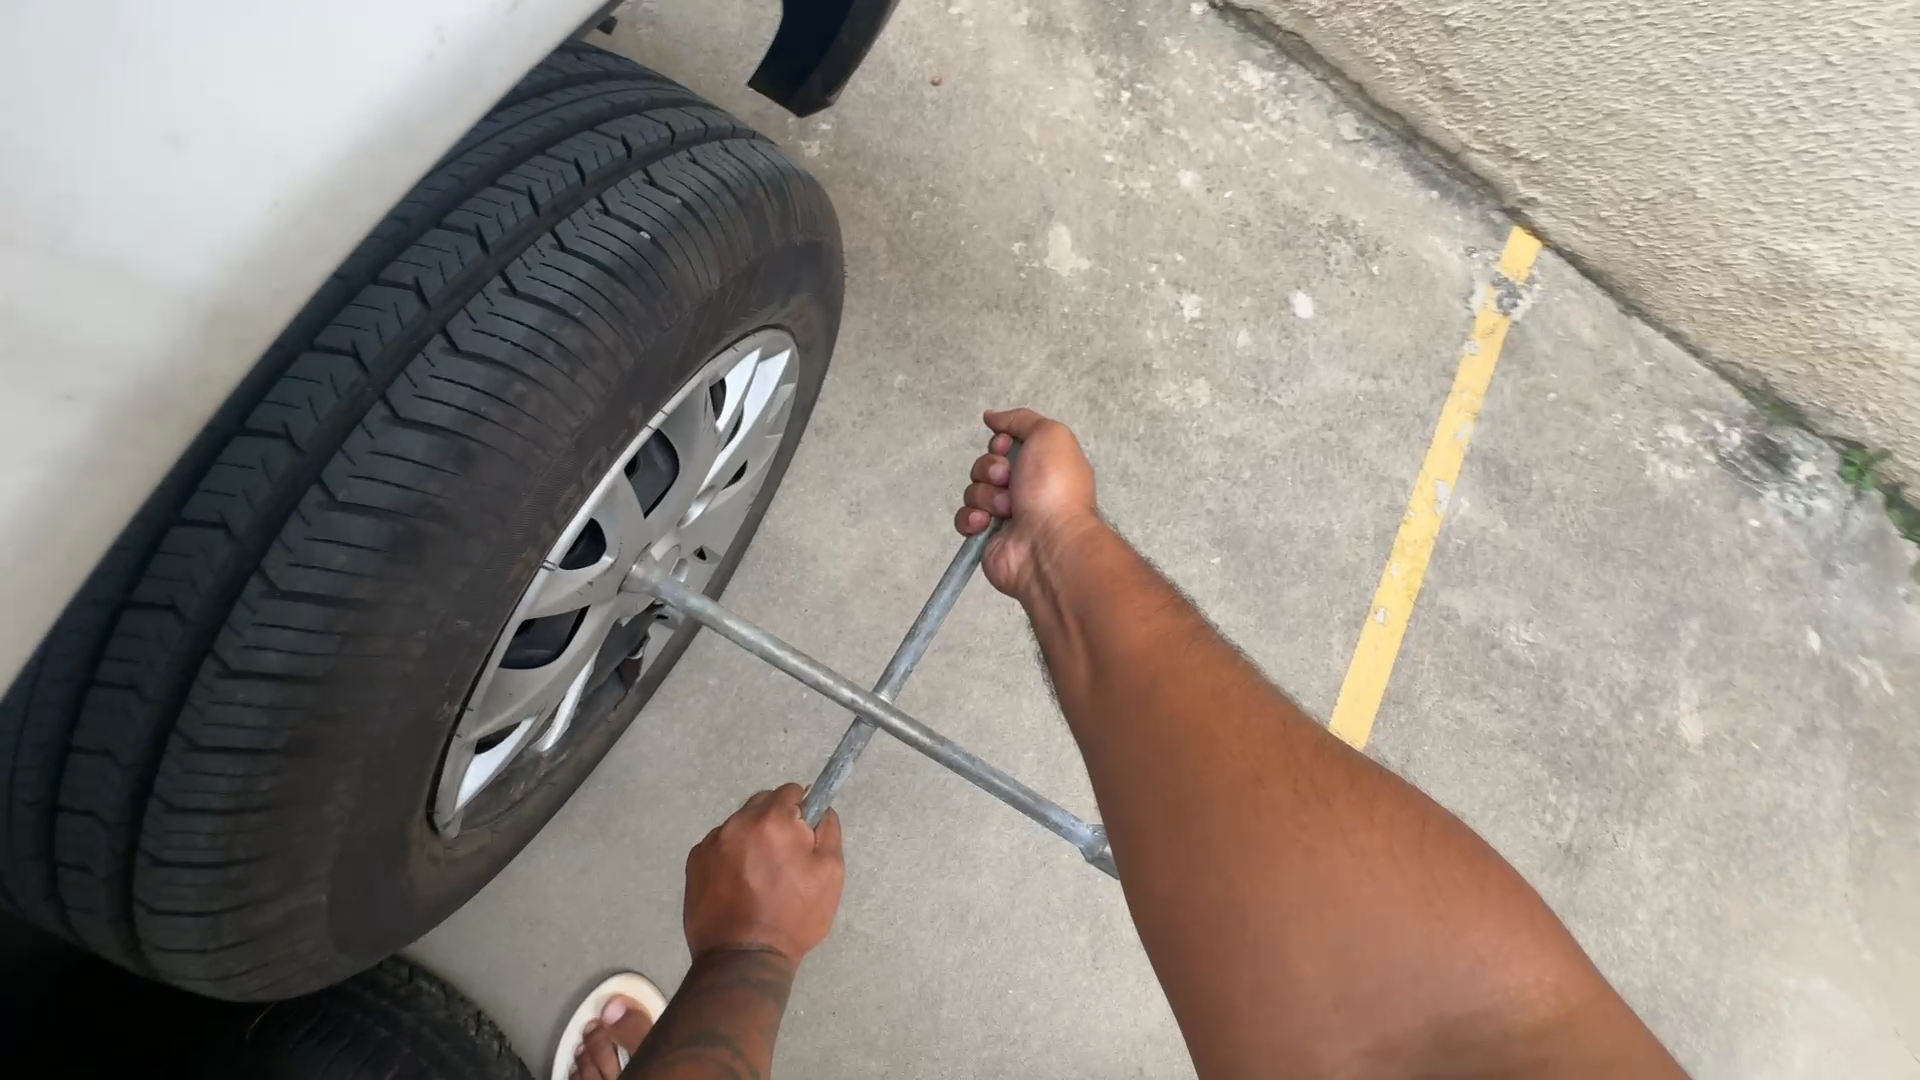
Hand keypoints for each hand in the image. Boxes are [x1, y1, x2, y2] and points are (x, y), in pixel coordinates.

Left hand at [683, 784, 843, 965]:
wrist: (743, 960)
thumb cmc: (793, 916)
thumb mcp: (830, 872)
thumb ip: (828, 829)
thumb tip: (820, 808)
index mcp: (772, 820)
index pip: (790, 791)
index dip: (802, 810)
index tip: (803, 835)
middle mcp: (737, 823)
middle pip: (762, 803)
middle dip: (776, 820)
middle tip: (784, 857)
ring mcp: (711, 842)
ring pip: (740, 824)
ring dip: (752, 837)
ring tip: (759, 875)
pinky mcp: (694, 863)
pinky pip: (720, 844)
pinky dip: (731, 854)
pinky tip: (738, 883)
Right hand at [954, 408, 1103, 601]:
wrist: (1049, 542)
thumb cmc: (1054, 487)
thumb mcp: (1050, 434)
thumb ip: (1021, 419)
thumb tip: (992, 417)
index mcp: (1041, 465)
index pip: (1005, 444)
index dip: (1001, 443)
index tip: (1007, 447)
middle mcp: (1024, 489)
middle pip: (985, 465)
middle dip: (991, 469)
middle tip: (1008, 481)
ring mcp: (1004, 515)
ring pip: (973, 490)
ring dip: (986, 496)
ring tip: (1006, 509)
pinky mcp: (986, 538)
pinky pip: (963, 518)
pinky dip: (972, 518)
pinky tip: (986, 524)